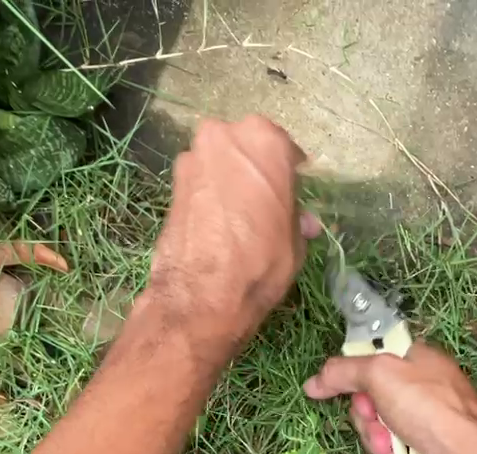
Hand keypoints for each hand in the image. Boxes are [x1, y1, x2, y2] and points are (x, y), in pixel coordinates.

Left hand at [147, 115, 318, 349]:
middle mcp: (225, 136)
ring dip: (230, 185)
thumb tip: (304, 222)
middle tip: (264, 207)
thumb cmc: (261, 262)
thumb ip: (296, 221)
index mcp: (265, 139)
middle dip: (256, 174)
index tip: (292, 194)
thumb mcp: (294, 243)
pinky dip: (210, 200)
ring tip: (239, 220)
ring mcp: (193, 157)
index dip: (289, 176)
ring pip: (220, 166)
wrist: (203, 295)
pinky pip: (201, 186)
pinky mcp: (172, 184)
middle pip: (247, 151)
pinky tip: (218, 227)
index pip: (285, 151)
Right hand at [303, 340, 476, 453]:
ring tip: (390, 449)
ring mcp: (423, 420)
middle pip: (369, 400)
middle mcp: (420, 387)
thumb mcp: (380, 374)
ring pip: (378, 430)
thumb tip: (313, 383)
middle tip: (377, 424)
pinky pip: (392, 452)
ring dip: (377, 442)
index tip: (354, 392)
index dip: (356, 379)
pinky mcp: (423, 449)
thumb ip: (343, 372)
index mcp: (415, 359)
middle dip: (367, 418)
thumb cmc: (426, 407)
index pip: (370, 361)